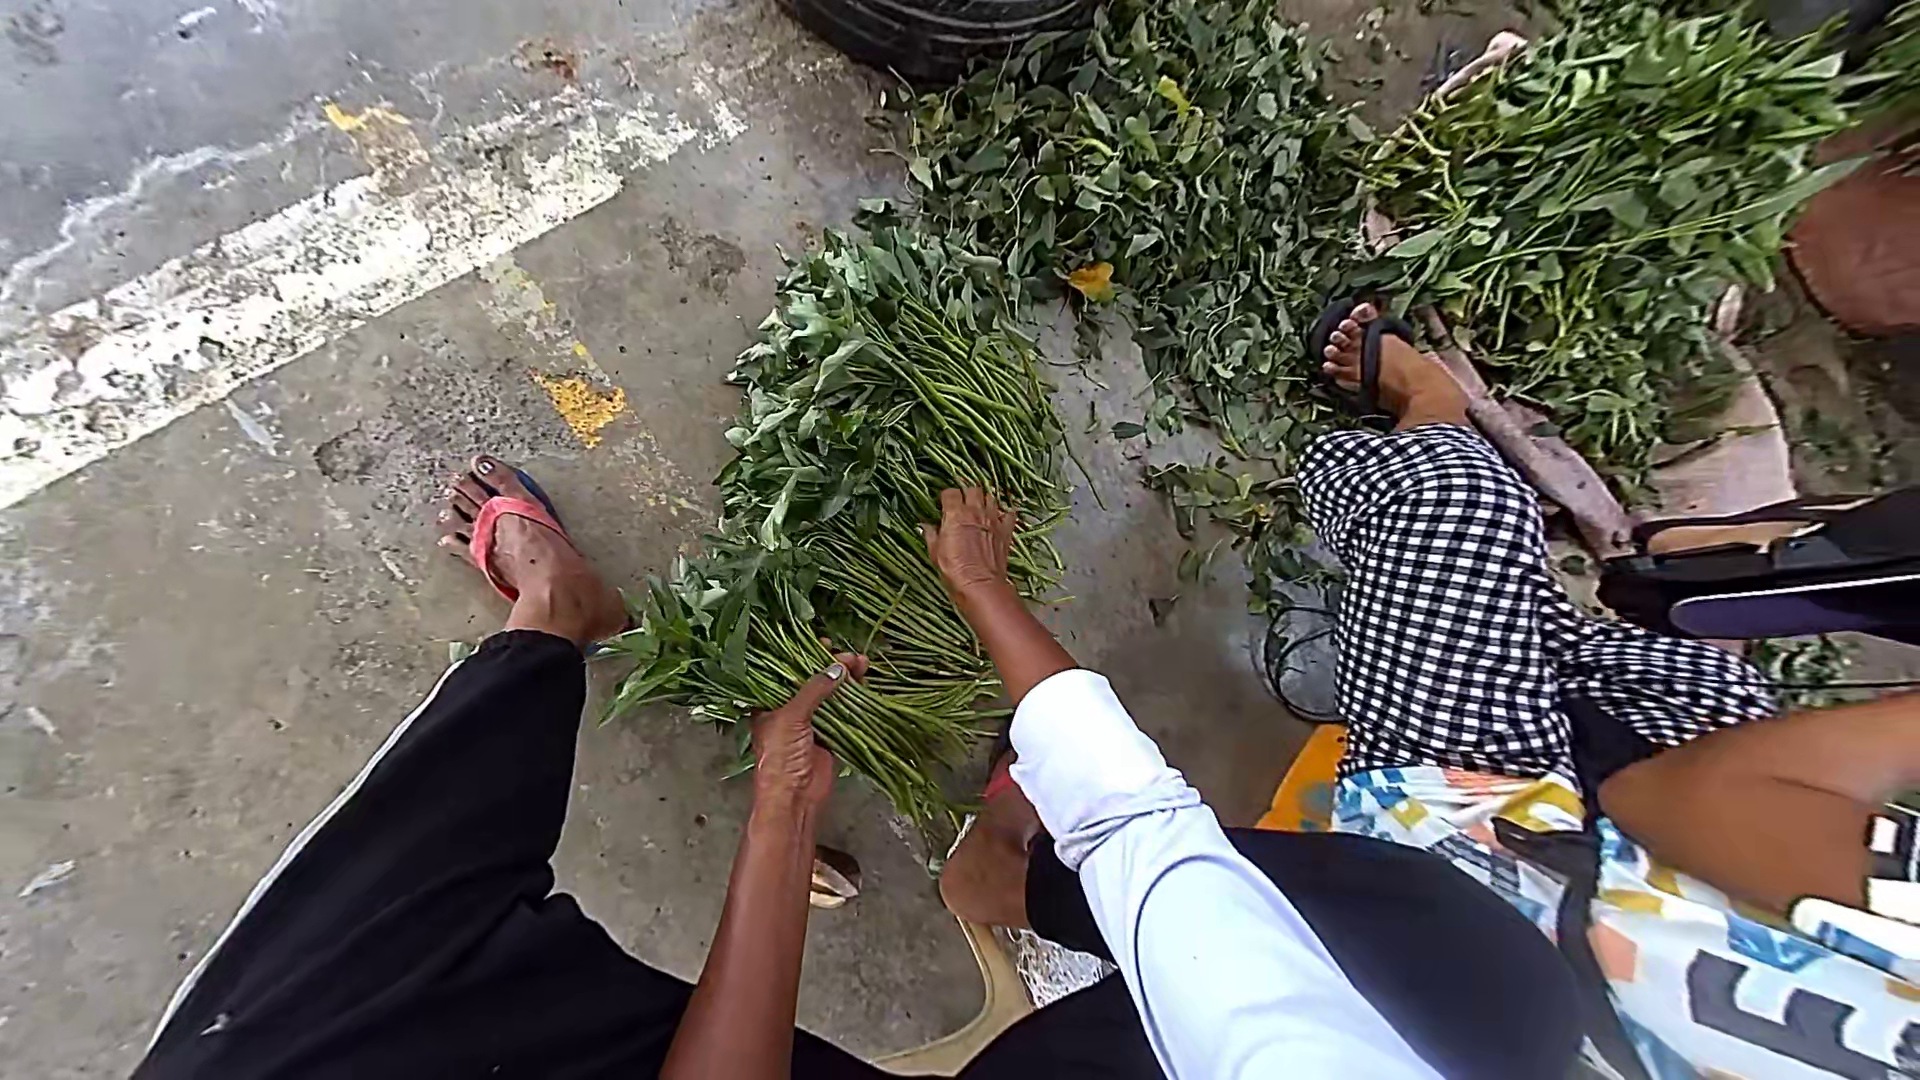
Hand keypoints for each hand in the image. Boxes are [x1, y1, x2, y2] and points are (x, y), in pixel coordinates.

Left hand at [751, 651, 867, 809]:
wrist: (793, 798)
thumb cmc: (780, 757)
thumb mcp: (792, 717)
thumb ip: (814, 690)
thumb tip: (837, 668)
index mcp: (770, 704)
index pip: (787, 671)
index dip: (805, 656)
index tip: (823, 642)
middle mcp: (789, 710)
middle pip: (813, 681)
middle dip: (831, 666)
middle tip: (850, 656)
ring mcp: (811, 723)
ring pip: (830, 694)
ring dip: (845, 680)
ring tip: (862, 664)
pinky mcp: (829, 735)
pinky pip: (843, 711)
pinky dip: (854, 698)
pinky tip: (864, 684)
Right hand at [923, 488, 1016, 596]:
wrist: (980, 584)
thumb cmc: (955, 570)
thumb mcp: (935, 552)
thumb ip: (931, 533)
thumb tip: (924, 525)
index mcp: (956, 514)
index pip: (950, 492)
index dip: (946, 496)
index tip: (943, 503)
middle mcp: (976, 512)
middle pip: (973, 489)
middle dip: (966, 493)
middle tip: (961, 503)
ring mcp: (993, 520)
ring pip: (991, 497)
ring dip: (984, 500)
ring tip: (978, 507)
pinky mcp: (1006, 531)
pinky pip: (1010, 514)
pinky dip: (1005, 513)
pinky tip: (999, 517)